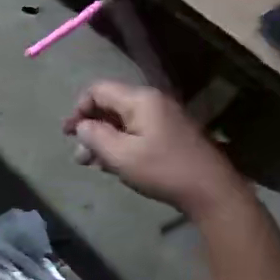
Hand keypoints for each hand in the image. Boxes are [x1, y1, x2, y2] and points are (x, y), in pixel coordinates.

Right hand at [64, 80, 248, 216]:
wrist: (210, 189)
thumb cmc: (163, 171)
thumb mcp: (121, 156)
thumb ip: (96, 137)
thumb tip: (81, 126)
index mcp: (140, 99)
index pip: (98, 90)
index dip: (79, 109)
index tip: (69, 135)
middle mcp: (152, 101)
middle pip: (110, 105)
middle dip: (90, 128)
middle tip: (80, 157)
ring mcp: (164, 117)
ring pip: (123, 121)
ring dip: (105, 140)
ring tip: (94, 165)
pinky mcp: (171, 134)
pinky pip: (137, 131)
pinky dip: (121, 144)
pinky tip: (116, 165)